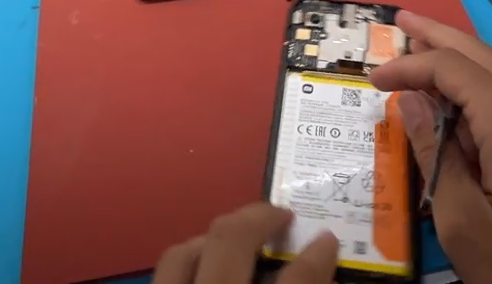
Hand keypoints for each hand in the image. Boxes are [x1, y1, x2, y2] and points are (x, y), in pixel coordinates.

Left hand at [153, 202, 338, 283]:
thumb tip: (321, 267)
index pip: (296, 282)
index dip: (317, 258)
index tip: (328, 239)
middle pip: (230, 242)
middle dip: (258, 219)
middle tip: (282, 215)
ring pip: (183, 253)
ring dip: (214, 238)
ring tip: (240, 236)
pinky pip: (164, 274)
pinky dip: (188, 262)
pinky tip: (206, 267)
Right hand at [370, 11, 491, 283]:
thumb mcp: (465, 224)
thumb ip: (435, 154)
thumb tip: (415, 103)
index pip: (449, 66)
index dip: (408, 66)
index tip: (374, 79)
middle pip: (479, 53)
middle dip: (437, 35)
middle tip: (401, 19)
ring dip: (461, 61)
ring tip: (425, 51)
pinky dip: (485, 88)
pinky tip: (466, 104)